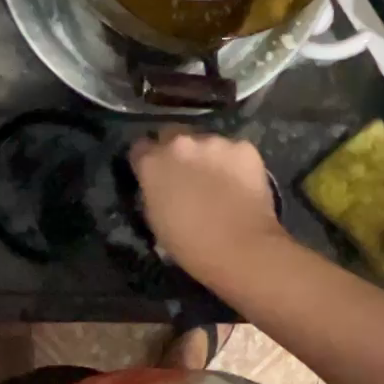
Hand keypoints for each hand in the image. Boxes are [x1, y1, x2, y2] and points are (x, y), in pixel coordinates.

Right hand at [129, 130, 284, 275]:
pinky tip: (241, 185)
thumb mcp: (156, 221)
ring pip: (207, 143)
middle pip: (172, 135)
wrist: (240, 247)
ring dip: (208, 157)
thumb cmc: (190, 246)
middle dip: (176, 152)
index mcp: (152, 164)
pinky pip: (235, 151)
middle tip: (187, 176)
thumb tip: (160, 187)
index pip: (140, 148)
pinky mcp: (244, 148)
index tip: (154, 175)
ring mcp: (215, 142)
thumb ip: (154, 193)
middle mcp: (180, 143)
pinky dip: (235, 164)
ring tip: (219, 183)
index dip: (147, 162)